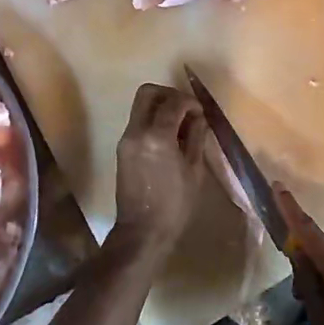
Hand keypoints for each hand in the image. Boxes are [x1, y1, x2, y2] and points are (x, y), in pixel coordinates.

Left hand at [111, 83, 206, 257]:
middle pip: (148, 93)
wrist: (143, 231)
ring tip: (179, 125)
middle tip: (186, 109)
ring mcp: (126, 139)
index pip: (173, 103)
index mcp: (157, 137)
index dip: (190, 102)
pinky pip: (138, 122)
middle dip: (169, 95)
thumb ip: (196, 138)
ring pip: (140, 106)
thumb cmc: (175, 204)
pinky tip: (169, 138)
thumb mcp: (194, 170)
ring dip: (160, 106)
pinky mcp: (122, 149)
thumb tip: (198, 119)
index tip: (201, 113)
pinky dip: (153, 120)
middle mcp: (137, 132)